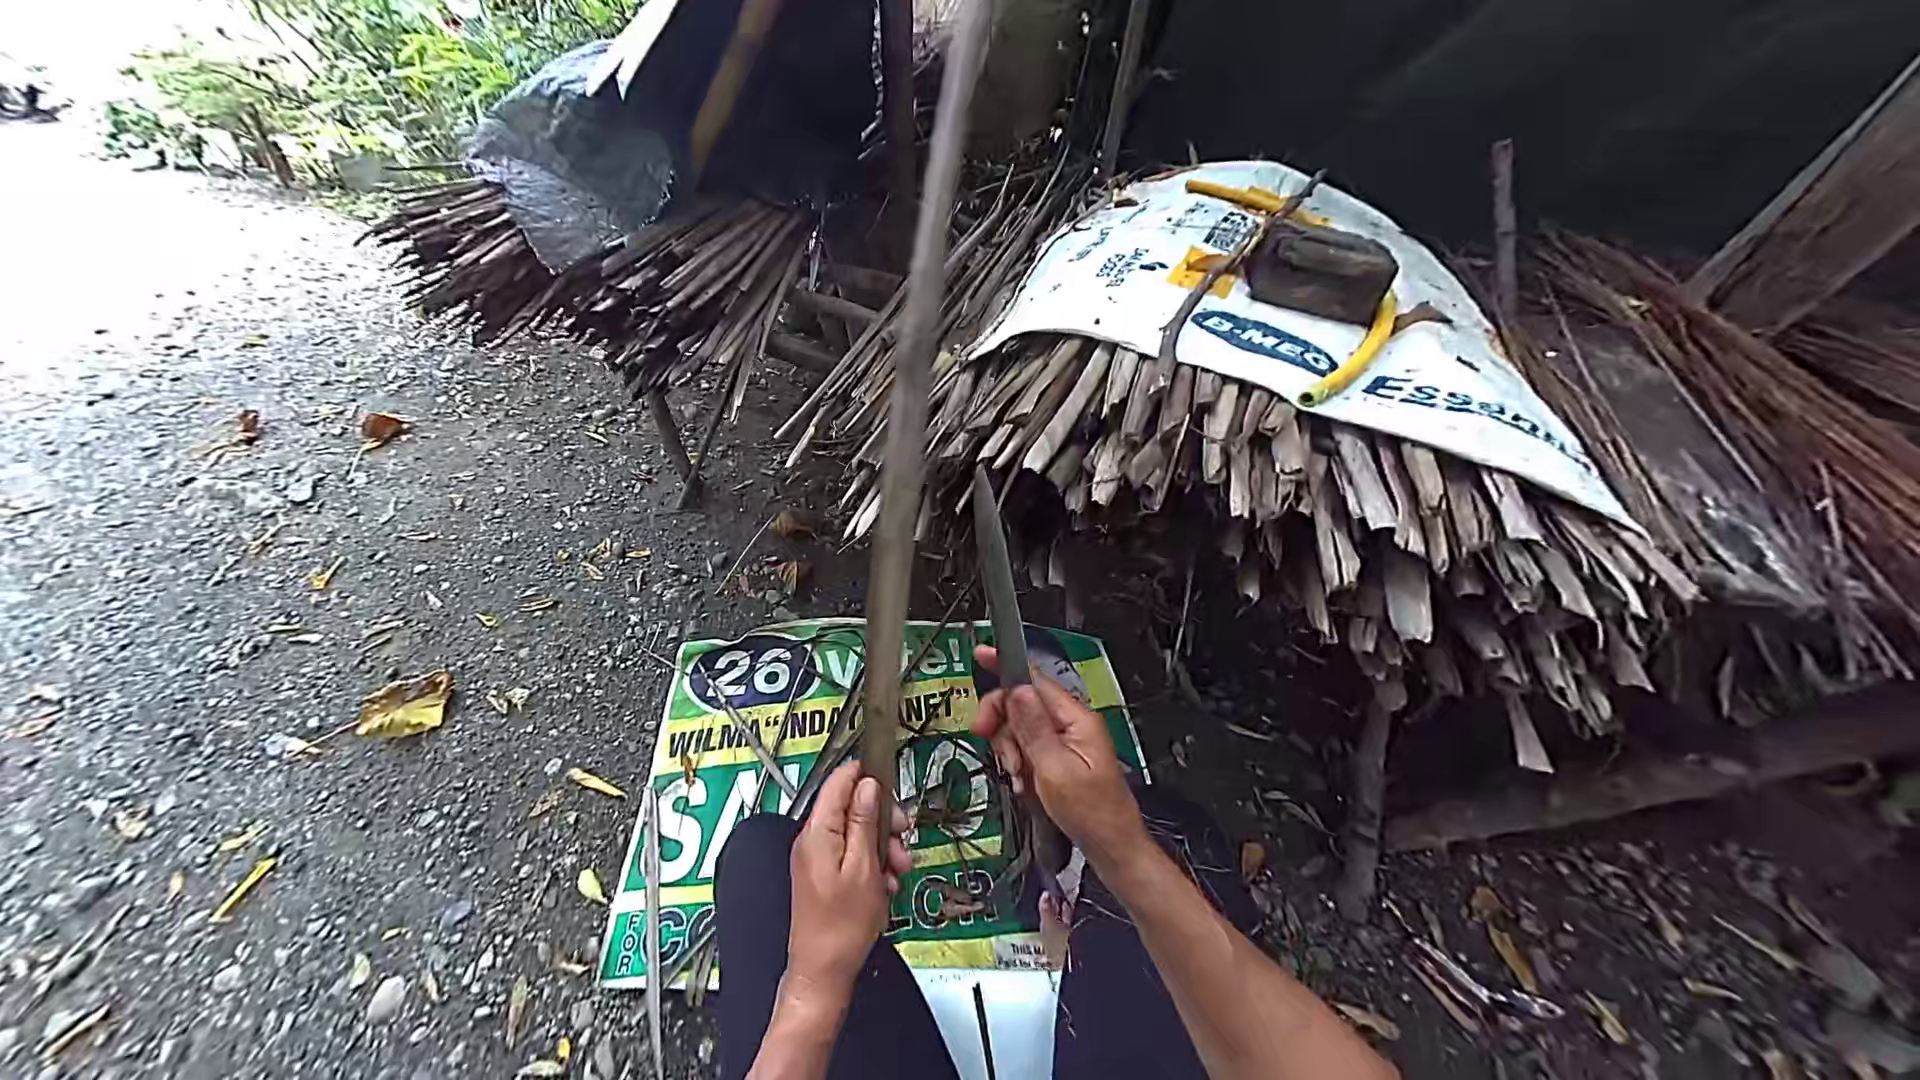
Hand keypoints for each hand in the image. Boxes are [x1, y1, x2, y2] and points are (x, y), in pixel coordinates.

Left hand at [786, 761, 911, 995]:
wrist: (823, 973)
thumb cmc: (841, 928)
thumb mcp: (864, 867)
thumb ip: (866, 821)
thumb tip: (868, 786)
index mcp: (817, 832)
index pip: (839, 781)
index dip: (866, 776)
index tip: (889, 782)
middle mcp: (812, 840)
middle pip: (851, 805)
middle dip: (882, 819)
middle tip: (900, 836)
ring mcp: (817, 857)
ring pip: (856, 830)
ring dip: (882, 844)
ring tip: (896, 868)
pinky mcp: (823, 873)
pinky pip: (852, 852)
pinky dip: (872, 861)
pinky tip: (885, 881)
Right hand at [971, 645, 1148, 868]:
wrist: (1112, 849)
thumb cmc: (1092, 814)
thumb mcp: (1055, 770)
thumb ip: (1033, 728)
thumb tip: (1017, 690)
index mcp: (1076, 718)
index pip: (1035, 680)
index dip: (1006, 667)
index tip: (981, 655)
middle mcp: (1070, 723)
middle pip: (1022, 703)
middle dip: (1003, 723)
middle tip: (992, 744)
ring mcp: (1065, 739)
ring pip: (1020, 726)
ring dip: (1010, 749)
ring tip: (1019, 776)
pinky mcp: (1058, 756)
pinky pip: (1027, 747)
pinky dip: (1018, 762)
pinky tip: (1024, 782)